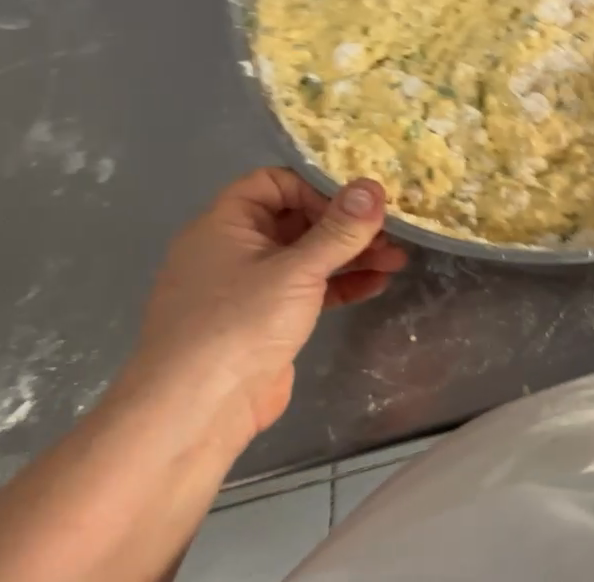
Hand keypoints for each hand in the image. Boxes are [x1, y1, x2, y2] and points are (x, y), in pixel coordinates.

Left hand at [124, 169, 408, 442]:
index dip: (316, 186)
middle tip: (392, 231)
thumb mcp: (298, 270)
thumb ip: (340, 228)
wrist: (196, 410)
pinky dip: (343, 283)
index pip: (272, 184)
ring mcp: (248, 287)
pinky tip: (377, 285)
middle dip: (347, 224)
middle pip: (297, 219)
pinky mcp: (265, 318)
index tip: (359, 203)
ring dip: (353, 254)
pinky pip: (310, 287)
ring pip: (309, 255)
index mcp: (224, 228)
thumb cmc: (239, 325)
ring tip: (397, 260)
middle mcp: (233, 251)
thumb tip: (373, 185)